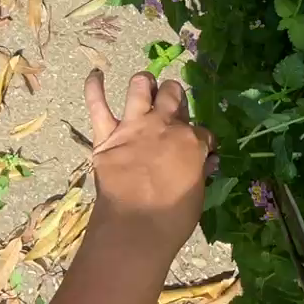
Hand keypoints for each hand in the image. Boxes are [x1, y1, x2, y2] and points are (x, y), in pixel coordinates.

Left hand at [83, 70, 214, 266]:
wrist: (135, 228)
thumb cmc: (172, 218)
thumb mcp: (197, 194)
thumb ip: (201, 171)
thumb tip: (209, 160)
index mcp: (191, 140)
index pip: (202, 130)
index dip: (202, 139)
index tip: (201, 150)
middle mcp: (163, 124)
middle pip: (172, 93)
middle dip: (175, 96)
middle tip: (173, 108)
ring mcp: (134, 126)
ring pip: (140, 86)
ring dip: (144, 83)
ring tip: (146, 86)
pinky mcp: (107, 134)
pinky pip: (97, 104)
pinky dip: (94, 88)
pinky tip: (95, 75)